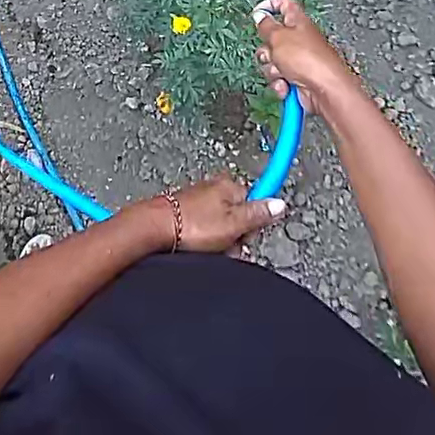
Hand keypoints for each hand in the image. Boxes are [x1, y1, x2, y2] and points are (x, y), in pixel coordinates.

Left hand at [148, 173, 284, 253]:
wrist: (154, 228)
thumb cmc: (191, 224)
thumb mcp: (233, 224)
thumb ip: (258, 214)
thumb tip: (280, 204)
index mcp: (229, 185)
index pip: (256, 203)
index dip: (254, 224)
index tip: (246, 234)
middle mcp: (215, 188)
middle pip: (239, 217)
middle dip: (236, 236)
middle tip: (226, 246)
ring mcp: (200, 200)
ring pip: (222, 227)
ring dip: (220, 241)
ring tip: (208, 249)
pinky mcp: (188, 213)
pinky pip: (206, 230)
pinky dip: (204, 240)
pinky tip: (197, 247)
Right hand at [253, 0, 357, 113]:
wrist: (324, 90)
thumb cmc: (309, 60)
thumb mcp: (279, 37)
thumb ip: (266, 25)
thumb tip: (259, 16)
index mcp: (297, 22)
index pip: (283, 4)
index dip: (268, 6)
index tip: (257, 14)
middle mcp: (298, 39)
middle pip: (271, 39)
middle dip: (266, 50)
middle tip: (273, 53)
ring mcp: (297, 60)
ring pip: (271, 61)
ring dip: (272, 70)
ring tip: (283, 72)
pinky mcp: (296, 78)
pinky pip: (277, 79)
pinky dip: (280, 84)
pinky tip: (287, 86)